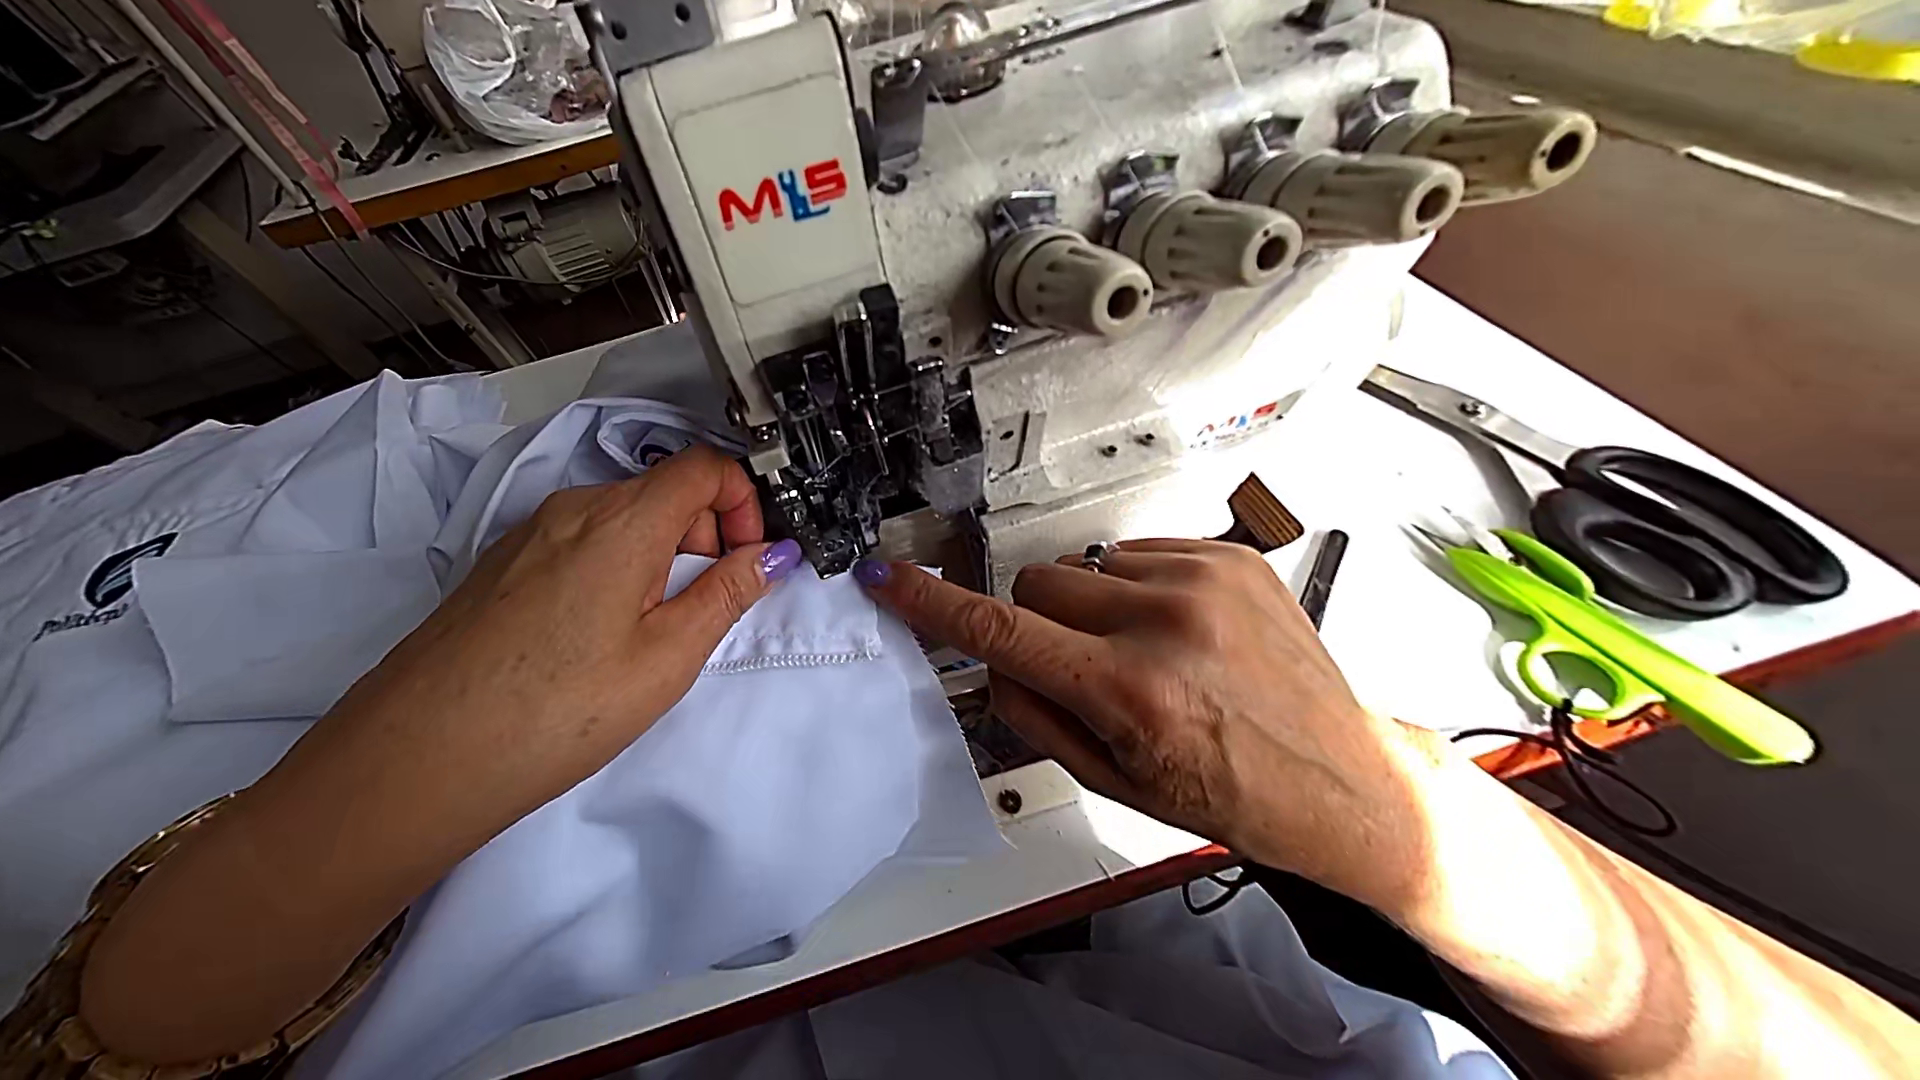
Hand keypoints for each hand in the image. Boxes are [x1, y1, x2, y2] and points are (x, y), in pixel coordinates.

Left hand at [82, 446, 806, 1061]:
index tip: (748, 559)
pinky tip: (601, 630)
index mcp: (621, 522)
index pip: (706, 466)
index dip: (744, 501)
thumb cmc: (559, 710)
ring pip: (627, 515)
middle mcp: (573, 508)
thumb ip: (729, 593)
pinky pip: (585, 538)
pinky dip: (621, 563)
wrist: (410, 764)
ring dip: (666, 552)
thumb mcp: (667, 657)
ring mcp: (531, 532)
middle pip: (667, 489)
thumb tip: (777, 553)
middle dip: (709, 533)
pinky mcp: (504, 561)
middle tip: (707, 603)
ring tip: (655, 626)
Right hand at [855, 540, 1461, 915]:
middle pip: (1036, 586)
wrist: (1340, 776)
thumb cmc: (1233, 791)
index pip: (1001, 635)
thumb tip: (996, 660)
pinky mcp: (1227, 556)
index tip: (895, 579)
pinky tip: (1177, 630)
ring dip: (1095, 608)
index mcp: (1132, 690)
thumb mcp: (1113, 780)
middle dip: (1041, 625)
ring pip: (1084, 568)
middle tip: (1086, 665)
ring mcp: (1203, 580)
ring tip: (1148, 651)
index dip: (934, 605)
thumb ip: (1034, 713)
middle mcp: (1167, 622)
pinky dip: (1137, 589)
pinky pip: (1134, 554)